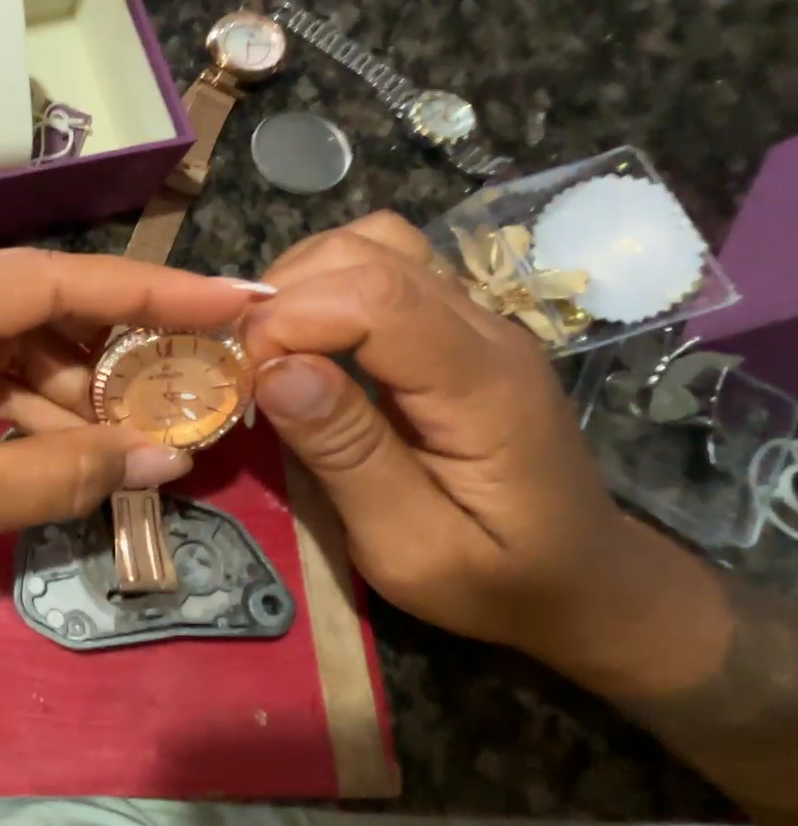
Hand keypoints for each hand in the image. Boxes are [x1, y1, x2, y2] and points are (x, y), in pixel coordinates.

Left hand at [0, 248, 270, 606]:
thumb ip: (64, 472)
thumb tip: (169, 458)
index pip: (44, 280)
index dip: (144, 292)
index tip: (230, 298)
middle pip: (30, 302)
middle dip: (112, 340)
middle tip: (196, 369)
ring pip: (9, 340)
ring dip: (72, 381)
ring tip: (145, 422)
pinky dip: (29, 403)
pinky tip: (78, 438)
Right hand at [241, 212, 626, 653]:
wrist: (581, 583)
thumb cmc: (494, 579)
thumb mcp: (410, 547)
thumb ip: (348, 456)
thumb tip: (274, 370)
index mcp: (481, 387)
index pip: (377, 299)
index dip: (290, 320)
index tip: (246, 379)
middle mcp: (484, 330)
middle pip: (368, 255)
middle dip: (282, 299)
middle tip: (245, 366)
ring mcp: (473, 318)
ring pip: (371, 243)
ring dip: (298, 282)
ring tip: (266, 347)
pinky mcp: (451, 324)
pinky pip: (378, 265)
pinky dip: (319, 284)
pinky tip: (300, 337)